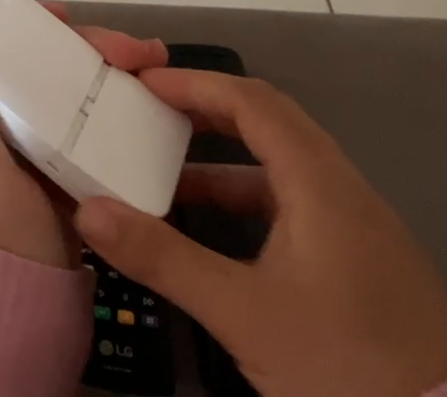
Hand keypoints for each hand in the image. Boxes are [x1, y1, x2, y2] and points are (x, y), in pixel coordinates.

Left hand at [0, 4, 165, 268]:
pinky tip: (155, 99)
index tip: (66, 18)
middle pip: (44, 62)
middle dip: (87, 46)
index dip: (26, 25)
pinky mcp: (71, 164)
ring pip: (72, 87)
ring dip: (110, 69)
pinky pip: (94, 121)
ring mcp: (40, 141)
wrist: (28, 309)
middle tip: (137, 50)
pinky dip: (120, 104)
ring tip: (154, 61)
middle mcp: (6, 118)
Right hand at [74, 71, 446, 396]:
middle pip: (268, 122)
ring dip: (221, 158)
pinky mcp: (358, 258)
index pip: (253, 103)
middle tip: (147, 112)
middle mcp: (340, 189)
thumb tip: (88, 209)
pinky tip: (211, 230)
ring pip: (279, 165)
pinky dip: (244, 197)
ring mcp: (354, 225)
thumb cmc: (347, 363)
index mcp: (319, 185)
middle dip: (205, 109)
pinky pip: (290, 200)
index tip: (142, 83)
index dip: (196, 83)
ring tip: (162, 170)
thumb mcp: (243, 312)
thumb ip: (163, 258)